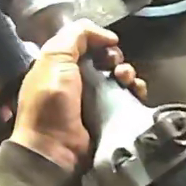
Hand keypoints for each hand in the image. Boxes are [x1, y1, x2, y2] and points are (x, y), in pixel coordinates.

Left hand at [10, 20, 146, 173]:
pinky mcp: (109, 115)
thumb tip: (105, 35)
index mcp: (59, 65)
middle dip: (115, 57)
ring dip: (127, 72)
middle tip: (114, 64)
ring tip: (125, 78)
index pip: (85, 43)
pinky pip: (128, 97)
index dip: (98, 40)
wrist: (54, 150)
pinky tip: (135, 90)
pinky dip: (135, 90)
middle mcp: (77, 80)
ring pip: (120, 76)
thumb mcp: (54, 59)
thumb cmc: (50, 104)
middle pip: (105, 58)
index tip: (108, 43)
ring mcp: (95, 99)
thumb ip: (74, 37)